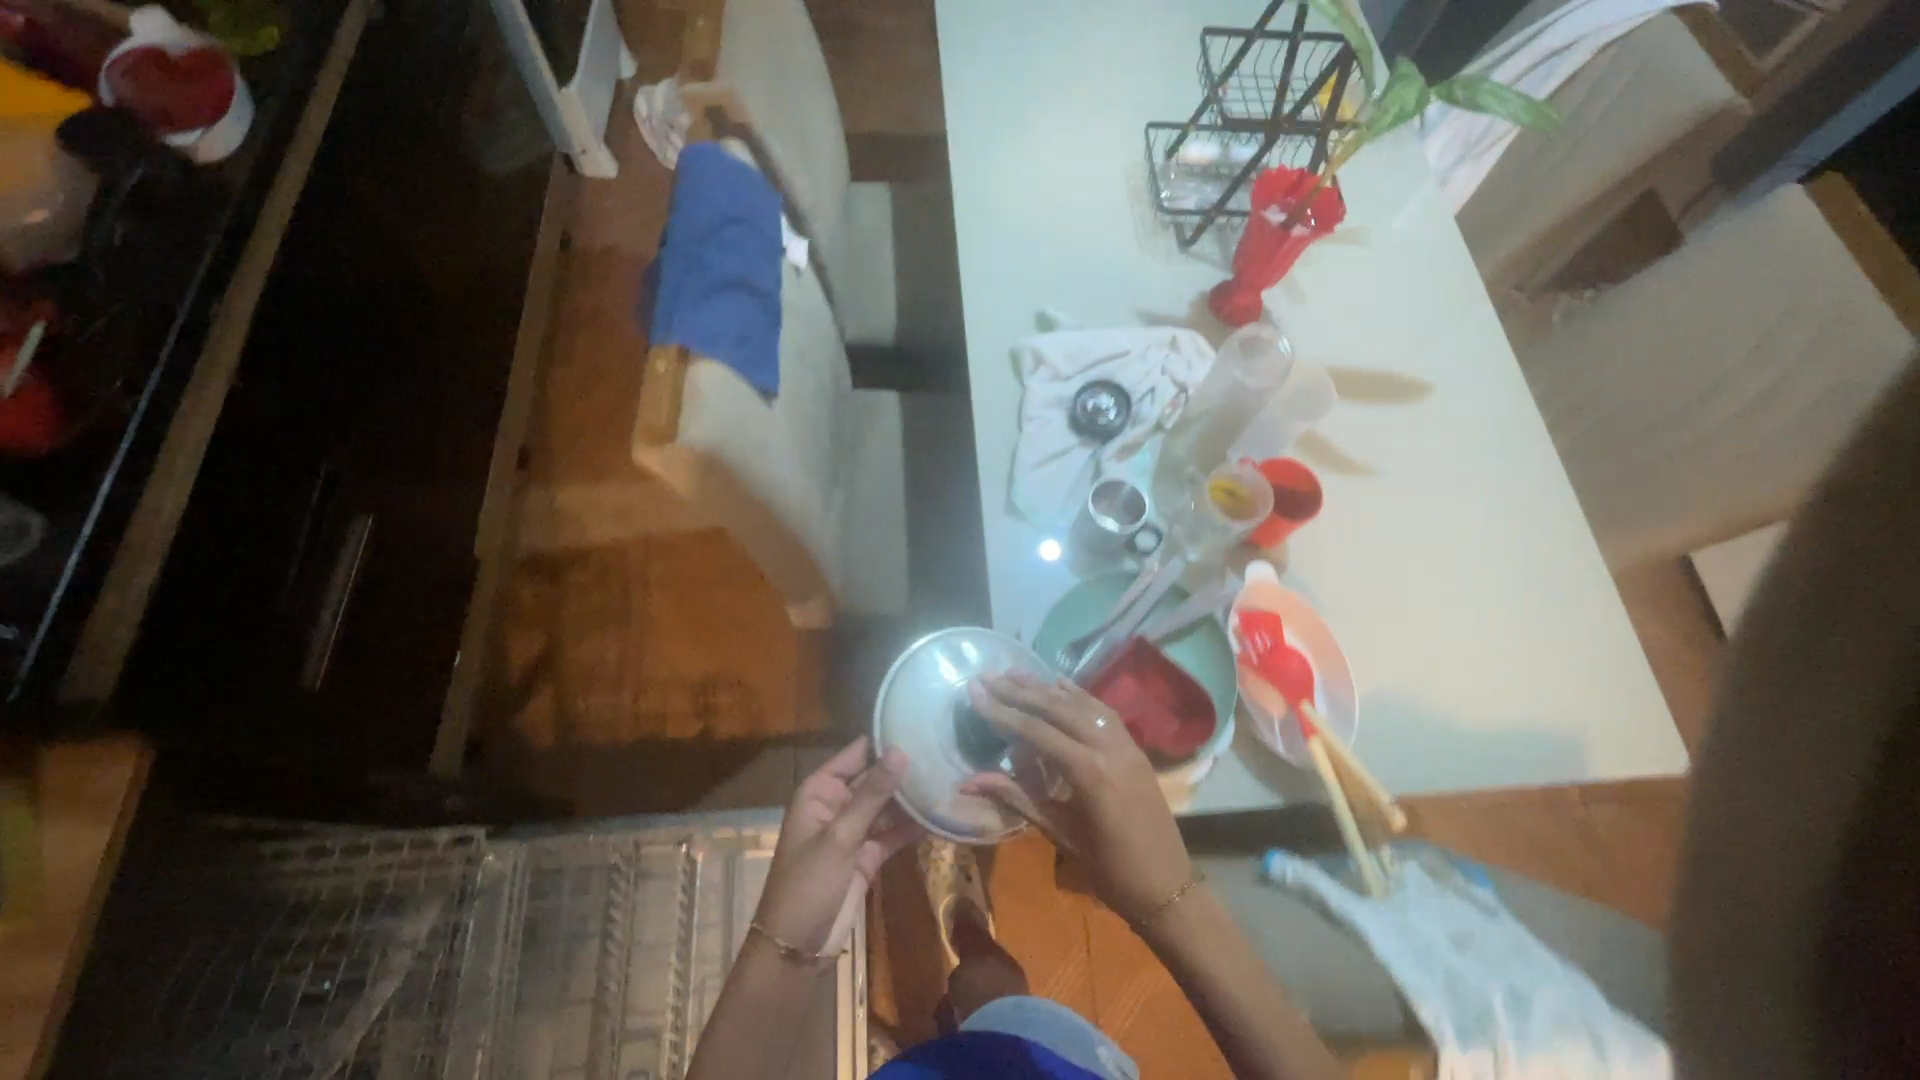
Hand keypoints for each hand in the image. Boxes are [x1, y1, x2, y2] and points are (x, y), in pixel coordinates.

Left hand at [753, 736, 925, 961]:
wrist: (796, 947)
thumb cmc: (807, 884)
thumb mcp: (840, 837)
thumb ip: (872, 794)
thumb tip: (900, 751)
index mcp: (819, 791)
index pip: (856, 754)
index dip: (885, 741)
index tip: (922, 725)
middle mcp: (836, 805)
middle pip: (875, 778)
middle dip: (905, 769)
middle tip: (946, 752)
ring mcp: (853, 831)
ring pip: (887, 806)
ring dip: (912, 798)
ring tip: (950, 779)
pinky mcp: (867, 856)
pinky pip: (893, 833)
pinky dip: (912, 828)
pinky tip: (940, 815)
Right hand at [961, 672, 1195, 922]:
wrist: (1167, 887)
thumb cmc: (1109, 870)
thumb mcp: (1059, 834)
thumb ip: (1016, 798)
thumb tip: (968, 781)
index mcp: (1090, 773)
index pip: (1037, 732)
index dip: (1002, 711)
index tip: (974, 692)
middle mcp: (1109, 748)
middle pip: (1058, 709)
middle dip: (1020, 692)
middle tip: (989, 676)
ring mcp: (1127, 746)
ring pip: (1082, 705)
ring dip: (1047, 689)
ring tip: (1015, 674)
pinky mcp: (1135, 749)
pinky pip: (1103, 713)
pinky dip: (1079, 696)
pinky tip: (1059, 684)